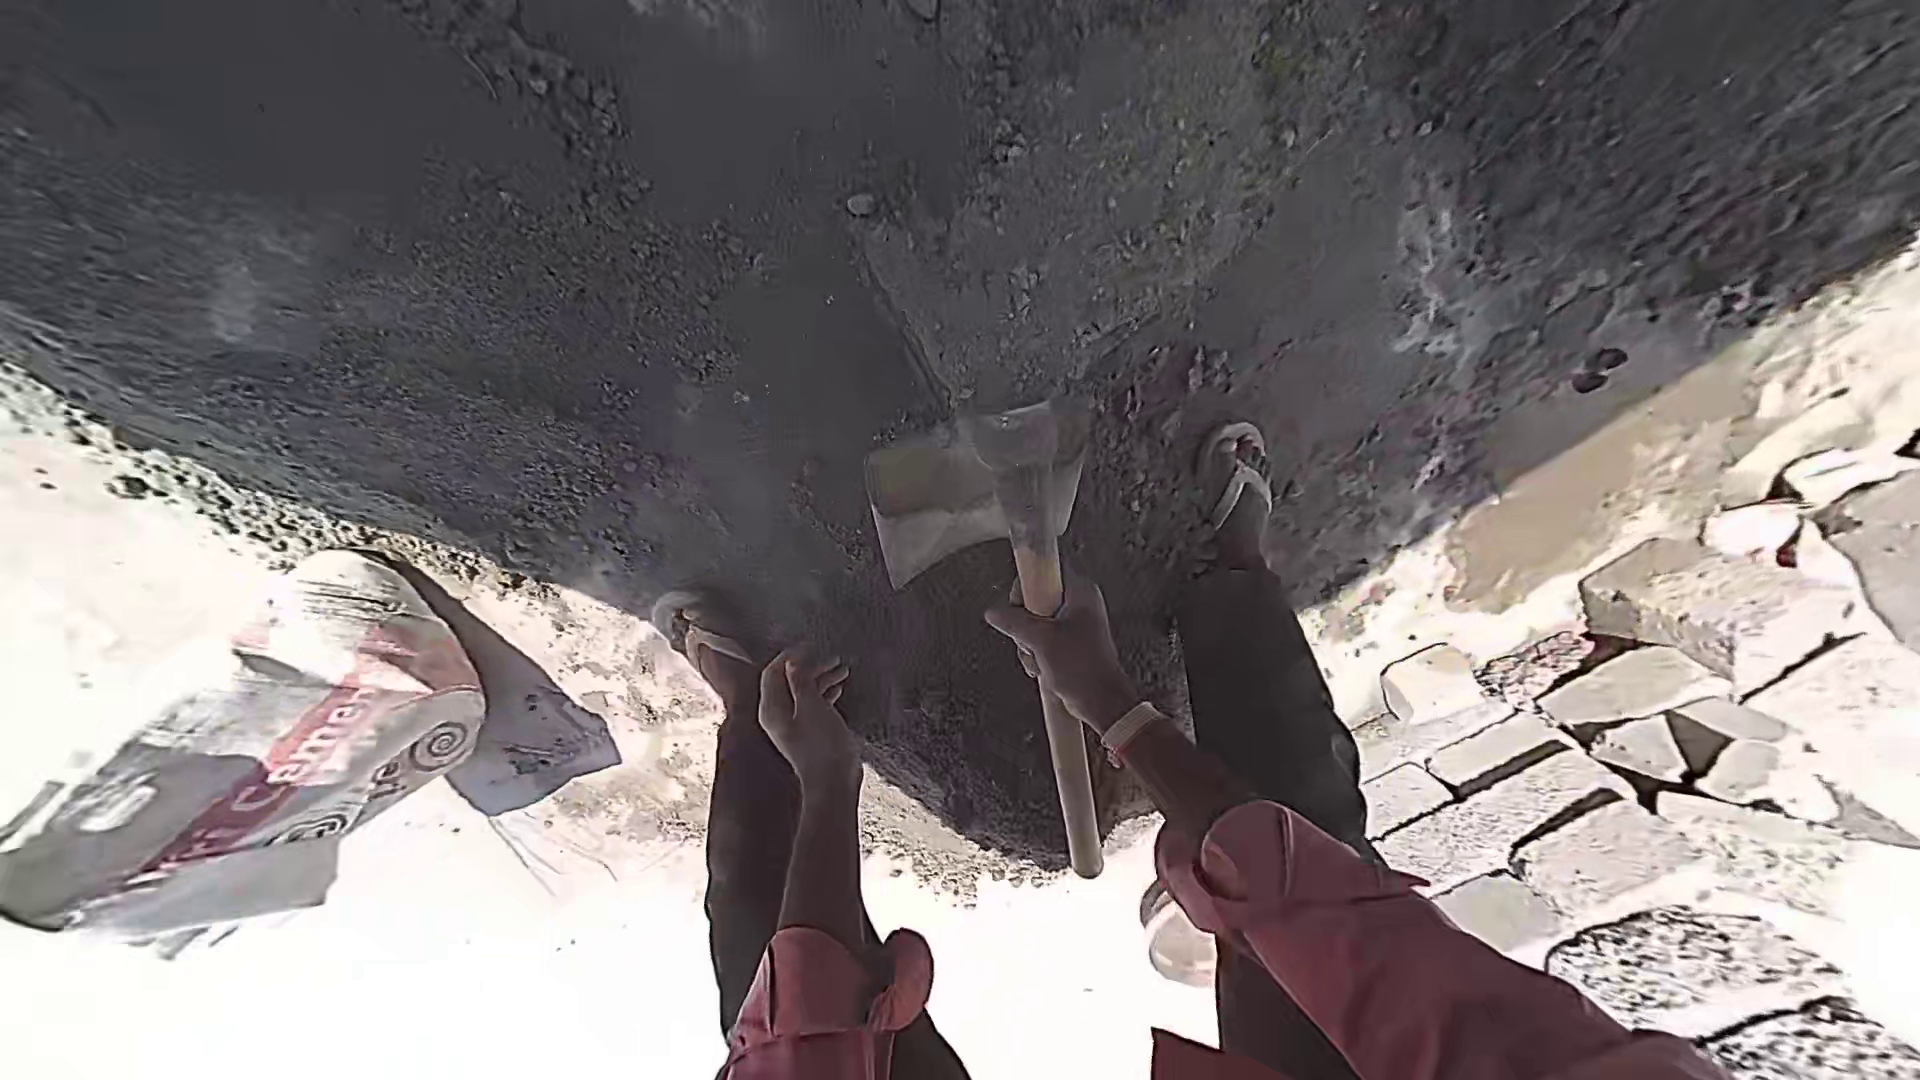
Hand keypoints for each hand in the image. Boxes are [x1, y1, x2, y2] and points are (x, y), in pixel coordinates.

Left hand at [758, 646, 860, 794]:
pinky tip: (839, 686)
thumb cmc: (821, 745)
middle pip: (788, 681)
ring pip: (803, 691)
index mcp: (771, 709)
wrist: (834, 780)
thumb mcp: (811, 706)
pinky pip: (813, 703)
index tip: (810, 646)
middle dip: (809, 666)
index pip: (773, 673)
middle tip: (831, 657)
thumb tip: (793, 661)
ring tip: (842, 668)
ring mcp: (793, 724)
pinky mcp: (809, 731)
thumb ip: (800, 681)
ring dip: (821, 677)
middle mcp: (778, 715)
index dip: (790, 656)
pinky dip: (825, 691)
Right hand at [984, 569, 1138, 731]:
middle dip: (1024, 622)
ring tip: (1039, 657)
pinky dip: (1035, 652)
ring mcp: (1073, 623)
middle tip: (1031, 636)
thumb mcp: (1041, 640)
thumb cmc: (1084, 669)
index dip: (1028, 583)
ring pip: (1034, 621)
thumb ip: (1013, 622)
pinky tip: (1041, 666)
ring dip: (1028, 642)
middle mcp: (1079, 603)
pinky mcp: (1068, 641)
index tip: (1020, 602)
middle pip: (1035, 597)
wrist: (1100, 702)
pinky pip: (1040, 638)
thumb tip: (994, 612)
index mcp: (1080, 592)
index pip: (1046, 567)